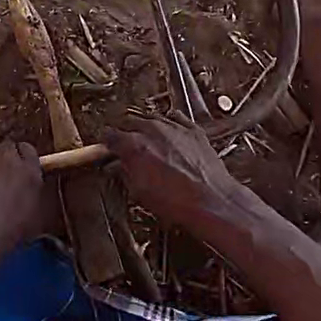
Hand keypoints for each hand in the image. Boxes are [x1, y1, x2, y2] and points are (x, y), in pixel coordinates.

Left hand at [0, 142, 51, 252]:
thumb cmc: (1, 237)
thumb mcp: (31, 219)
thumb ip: (30, 194)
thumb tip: (25, 189)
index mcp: (28, 172)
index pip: (27, 150)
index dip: (20, 160)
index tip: (16, 170)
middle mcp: (5, 160)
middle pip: (3, 150)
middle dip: (0, 163)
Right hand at [104, 116, 258, 235]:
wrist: (212, 201)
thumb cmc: (178, 201)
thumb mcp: (139, 192)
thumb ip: (124, 173)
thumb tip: (118, 167)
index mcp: (133, 145)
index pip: (110, 134)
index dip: (107, 143)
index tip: (109, 148)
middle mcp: (152, 130)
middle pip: (129, 122)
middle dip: (126, 134)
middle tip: (127, 148)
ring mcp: (173, 128)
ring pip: (151, 118)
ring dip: (146, 128)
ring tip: (148, 143)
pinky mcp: (192, 130)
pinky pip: (176, 118)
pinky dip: (170, 124)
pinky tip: (169, 133)